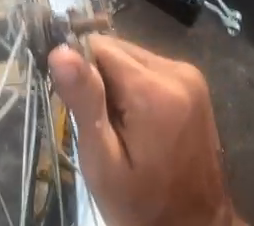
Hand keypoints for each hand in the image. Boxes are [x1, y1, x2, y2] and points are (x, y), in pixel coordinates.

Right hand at [48, 37, 242, 225]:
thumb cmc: (144, 206)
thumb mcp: (104, 163)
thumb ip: (85, 103)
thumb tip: (59, 51)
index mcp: (154, 90)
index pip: (97, 46)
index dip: (82, 74)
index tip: (81, 110)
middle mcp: (177, 71)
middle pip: (115, 49)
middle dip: (100, 79)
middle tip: (103, 127)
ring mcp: (189, 75)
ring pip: (129, 56)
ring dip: (117, 83)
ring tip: (121, 128)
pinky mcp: (194, 82)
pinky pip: (147, 67)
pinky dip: (135, 87)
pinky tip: (139, 123)